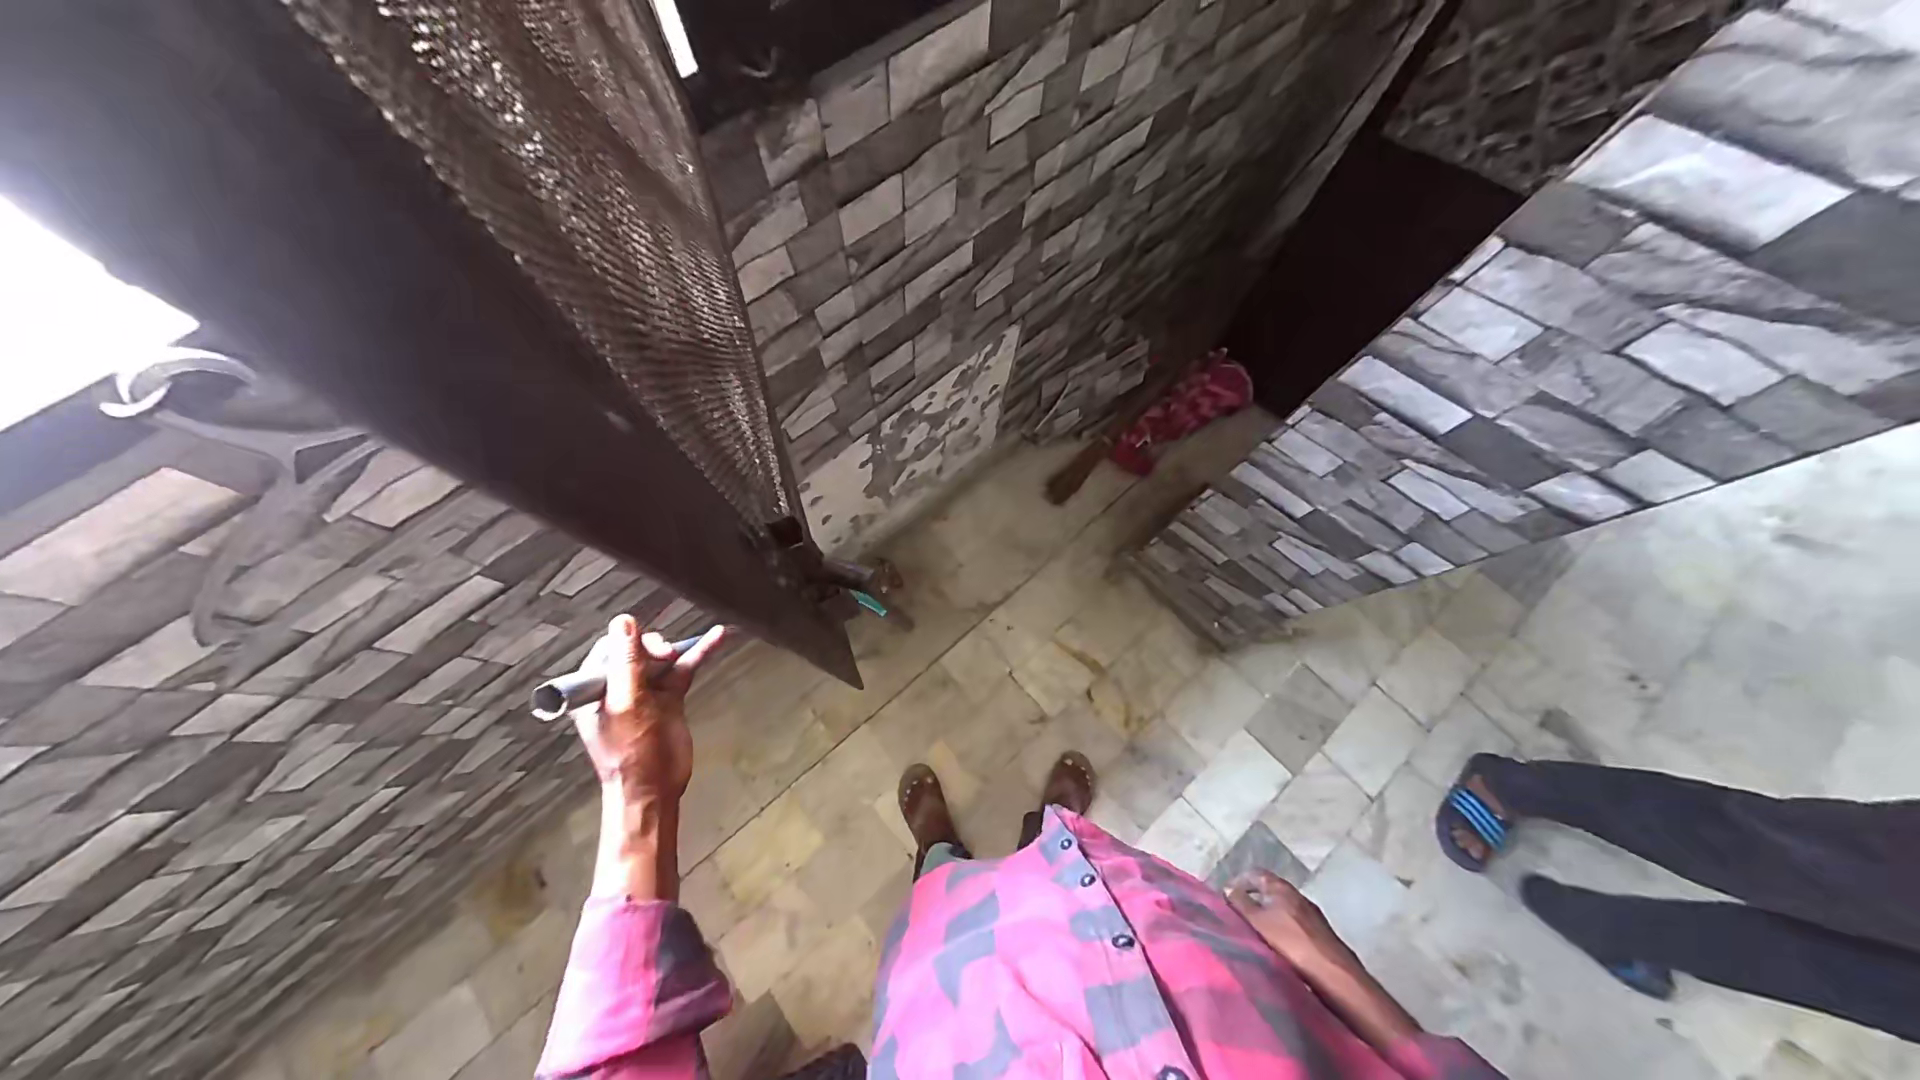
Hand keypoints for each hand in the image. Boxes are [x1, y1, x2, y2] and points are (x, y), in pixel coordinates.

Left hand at [575, 616, 725, 901]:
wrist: (654, 788)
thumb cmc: (631, 754)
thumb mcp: (627, 702)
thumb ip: (627, 662)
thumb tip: (624, 623)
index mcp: (594, 689)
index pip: (608, 650)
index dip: (628, 644)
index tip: (648, 651)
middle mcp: (617, 687)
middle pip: (637, 649)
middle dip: (654, 647)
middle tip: (666, 656)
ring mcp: (646, 692)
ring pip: (663, 657)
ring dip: (678, 646)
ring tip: (688, 649)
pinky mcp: (669, 698)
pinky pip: (684, 669)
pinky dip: (700, 653)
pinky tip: (717, 637)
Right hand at [1225, 870, 1358, 978]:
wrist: (1335, 974)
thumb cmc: (1291, 943)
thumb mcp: (1258, 922)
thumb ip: (1241, 903)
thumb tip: (1228, 886)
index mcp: (1281, 887)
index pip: (1256, 873)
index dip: (1240, 880)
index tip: (1227, 893)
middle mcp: (1298, 894)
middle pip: (1271, 889)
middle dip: (1255, 897)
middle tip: (1240, 911)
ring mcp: (1313, 913)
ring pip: (1284, 906)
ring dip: (1270, 912)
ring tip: (1257, 928)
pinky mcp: (1322, 932)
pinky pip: (1295, 921)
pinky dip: (1284, 925)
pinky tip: (1281, 942)